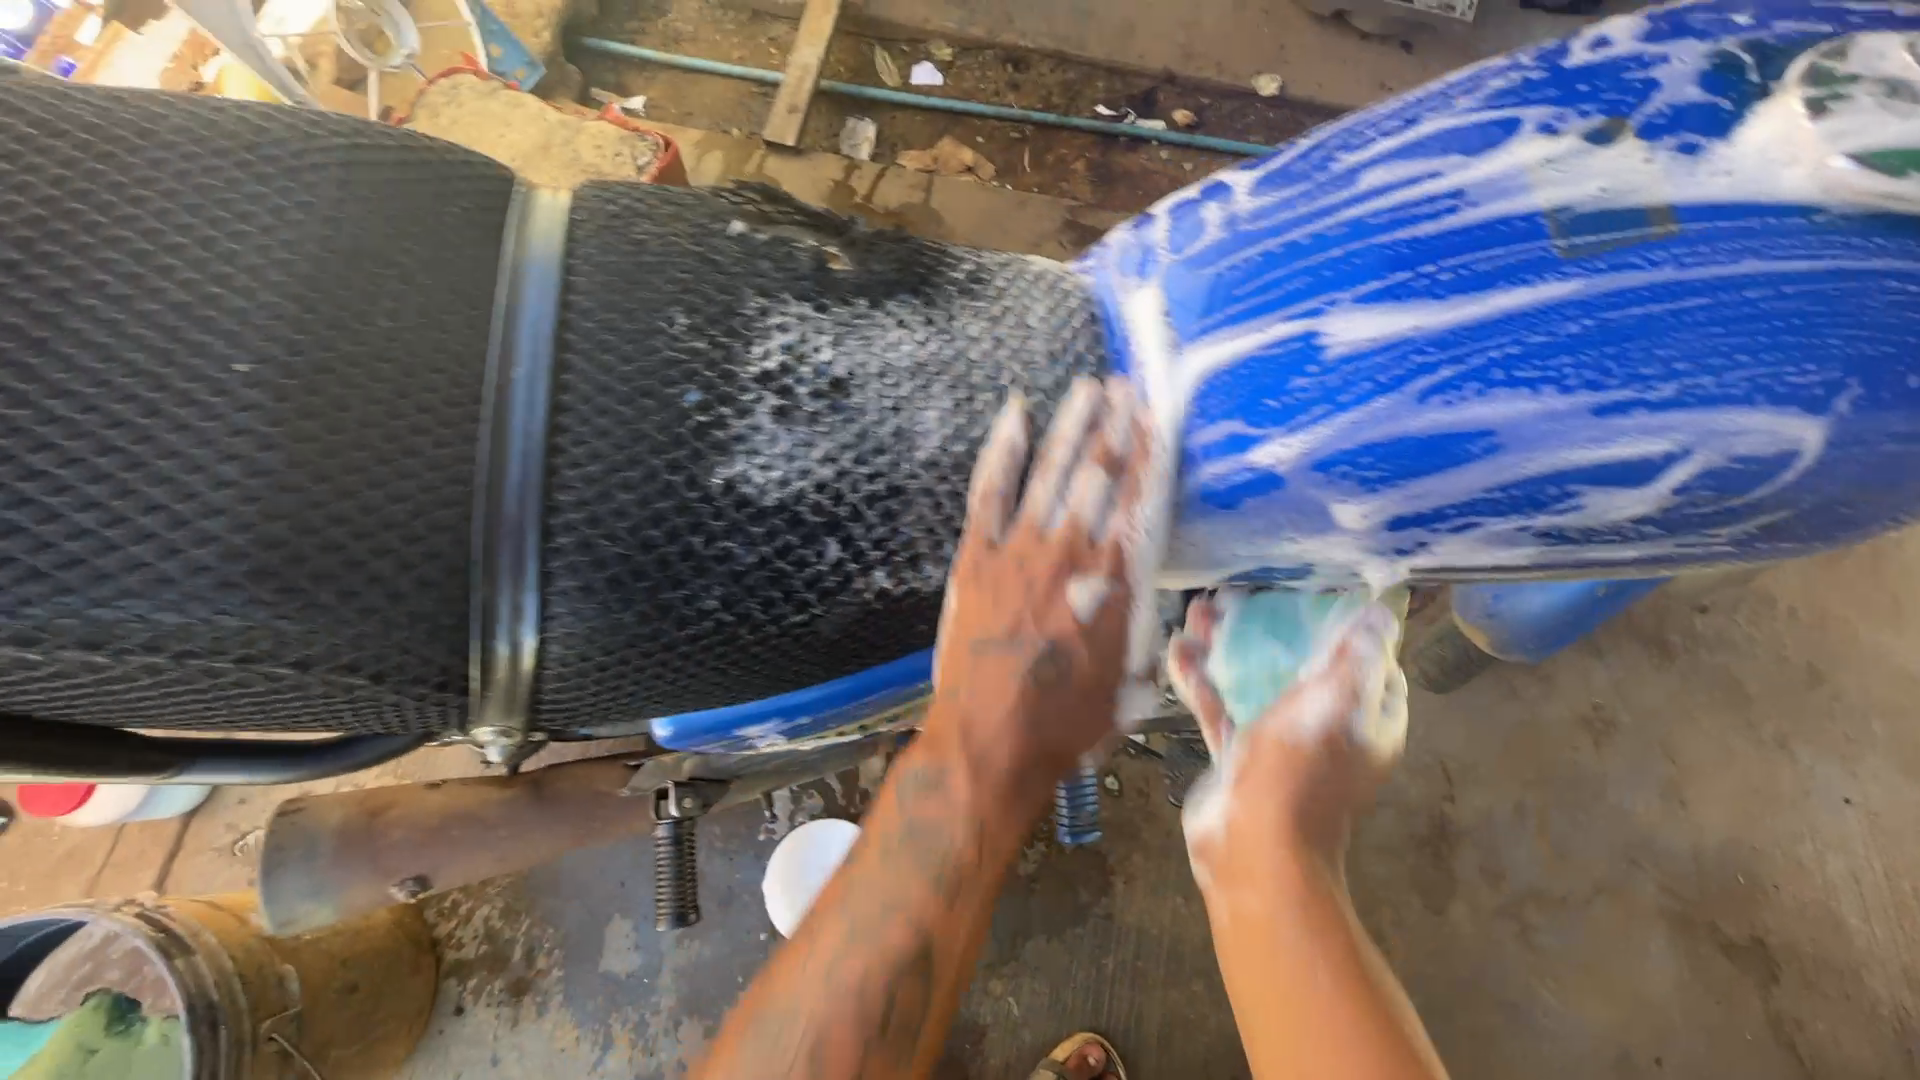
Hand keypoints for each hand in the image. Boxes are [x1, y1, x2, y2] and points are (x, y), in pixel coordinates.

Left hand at [926, 375, 1157, 805]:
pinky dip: (1003, 449)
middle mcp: (1071, 554)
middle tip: (1126, 387)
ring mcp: (1018, 550)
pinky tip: (1016, 413)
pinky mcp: (976, 556)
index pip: (1140, 501)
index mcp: (1116, 584)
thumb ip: (1142, 634)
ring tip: (1088, 388)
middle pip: (1099, 475)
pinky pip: (990, 490)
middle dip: (1115, 426)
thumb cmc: (1066, 723)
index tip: (1156, 417)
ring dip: (1072, 426)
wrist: (990, 739)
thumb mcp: (1129, 684)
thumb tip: (1146, 603)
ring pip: (1050, 471)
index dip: (1149, 454)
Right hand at [1168, 595, 1396, 887]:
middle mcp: (1325, 729)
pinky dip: (1201, 681)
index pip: (1366, 664)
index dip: (1343, 630)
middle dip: (1267, 629)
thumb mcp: (1334, 703)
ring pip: (1254, 682)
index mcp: (1364, 720)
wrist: (1252, 845)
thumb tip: (1383, 615)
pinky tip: (1177, 649)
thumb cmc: (1299, 770)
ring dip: (1226, 648)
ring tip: (1196, 610)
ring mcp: (1278, 744)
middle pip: (1298, 666)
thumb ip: (1356, 657)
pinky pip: (1220, 709)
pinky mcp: (1238, 756)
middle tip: (1237, 595)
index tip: (1312, 597)